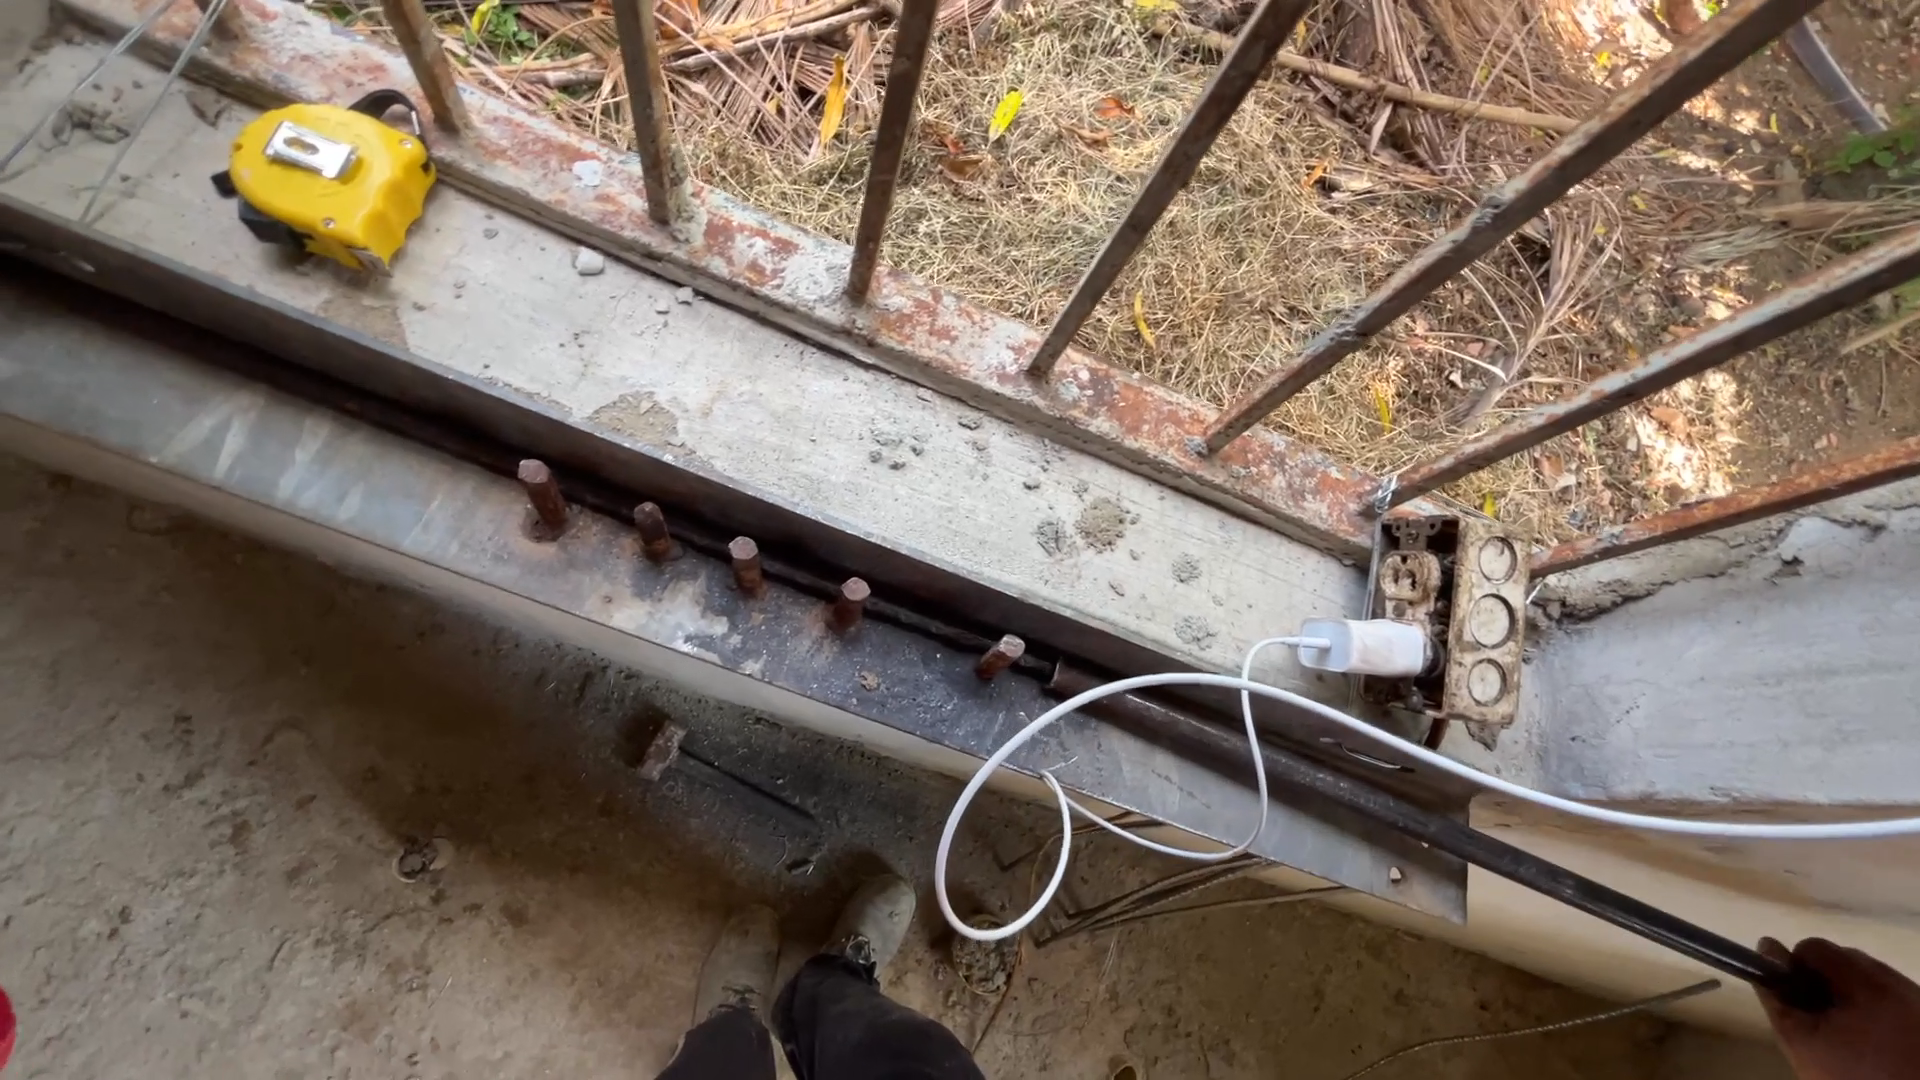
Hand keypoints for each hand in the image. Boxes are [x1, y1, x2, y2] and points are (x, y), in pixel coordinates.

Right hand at [1757, 937, 1919, 1079]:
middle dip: (1828, 980)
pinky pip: (1898, 998)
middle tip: (1824, 1016)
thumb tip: (1765, 949)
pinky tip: (1883, 1039)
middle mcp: (1902, 986)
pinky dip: (1883, 1009)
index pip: (1815, 948)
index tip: (1799, 998)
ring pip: (1873, 979)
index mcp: (1867, 985)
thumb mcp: (1799, 1037)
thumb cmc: (1852, 1073)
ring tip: (1854, 1030)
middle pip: (1847, 960)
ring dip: (1856, 994)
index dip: (1797, 968)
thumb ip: (1776, 991)